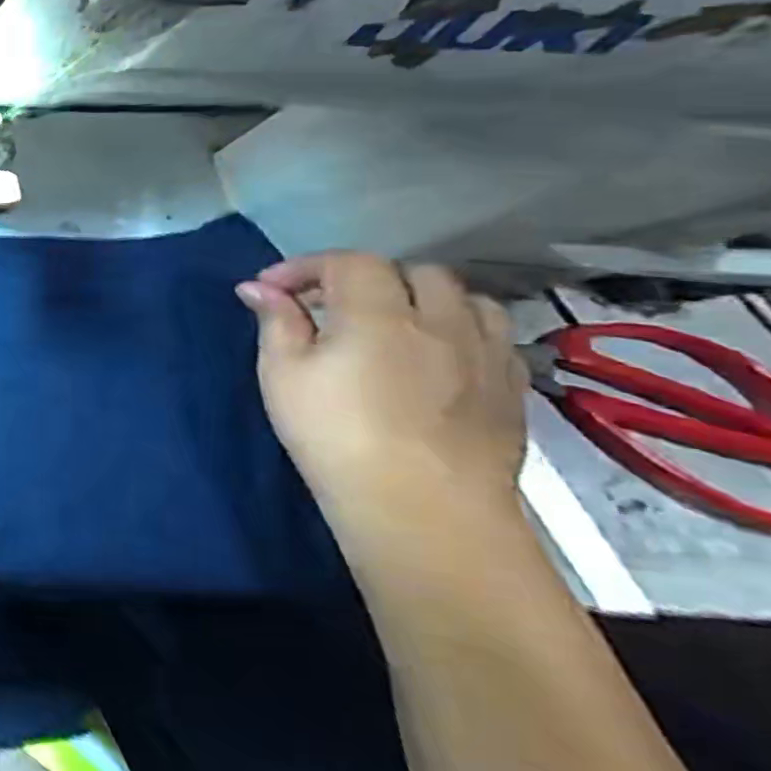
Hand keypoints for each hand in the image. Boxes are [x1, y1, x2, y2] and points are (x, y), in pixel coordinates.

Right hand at [235, 252, 527, 515]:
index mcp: (377, 311)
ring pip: (464, 297)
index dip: (306, 266)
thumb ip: (276, 322)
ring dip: (425, 299)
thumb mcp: (283, 375)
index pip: (347, 262)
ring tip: (396, 325)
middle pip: (411, 272)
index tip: (273, 289)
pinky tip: (438, 355)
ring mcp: (484, 351)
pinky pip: (494, 334)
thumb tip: (258, 287)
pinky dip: (462, 329)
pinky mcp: (511, 386)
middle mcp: (440, 319)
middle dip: (367, 278)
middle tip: (332, 307)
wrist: (421, 509)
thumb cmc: (335, 436)